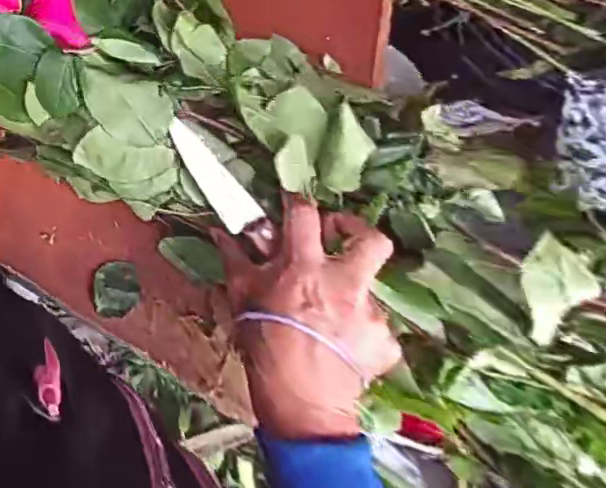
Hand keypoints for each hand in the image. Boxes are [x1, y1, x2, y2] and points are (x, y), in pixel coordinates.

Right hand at [212, 195, 400, 439]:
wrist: (300, 404)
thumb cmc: (265, 343)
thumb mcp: (242, 294)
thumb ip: (235, 257)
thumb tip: (220, 231)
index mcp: (305, 265)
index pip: (305, 212)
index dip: (297, 200)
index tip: (292, 203)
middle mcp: (344, 283)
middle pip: (371, 239)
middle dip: (356, 228)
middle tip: (336, 234)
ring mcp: (369, 313)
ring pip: (371, 285)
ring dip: (352, 289)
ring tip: (332, 307)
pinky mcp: (385, 343)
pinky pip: (377, 324)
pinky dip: (361, 328)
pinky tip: (343, 342)